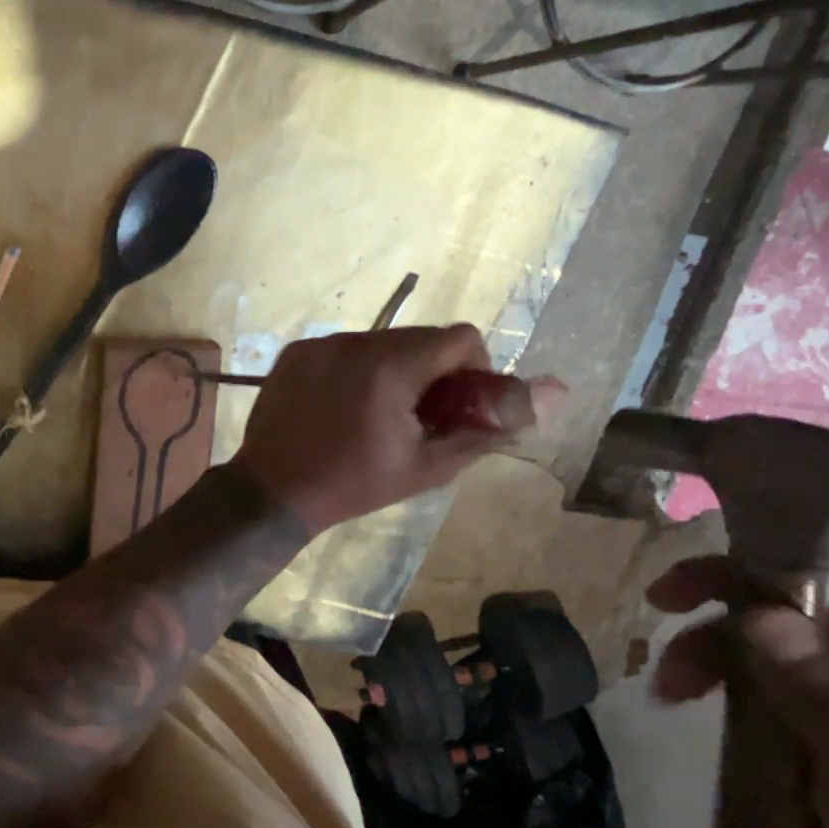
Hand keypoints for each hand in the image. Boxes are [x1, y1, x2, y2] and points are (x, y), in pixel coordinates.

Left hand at [226, 324, 529, 532]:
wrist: (272, 490)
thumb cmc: (354, 483)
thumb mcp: (430, 464)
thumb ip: (490, 424)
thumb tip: (557, 391)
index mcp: (390, 365)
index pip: (460, 337)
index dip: (473, 369)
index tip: (456, 405)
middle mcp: (353, 342)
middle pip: (419, 337)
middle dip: (433, 371)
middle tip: (420, 416)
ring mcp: (318, 344)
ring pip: (380, 341)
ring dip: (394, 368)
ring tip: (379, 415)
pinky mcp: (293, 353)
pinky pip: (342, 348)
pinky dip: (355, 369)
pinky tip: (342, 408)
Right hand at [650, 547, 828, 827]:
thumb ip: (820, 695)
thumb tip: (762, 610)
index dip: (797, 549)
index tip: (723, 558)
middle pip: (814, 599)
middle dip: (727, 598)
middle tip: (660, 602)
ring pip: (788, 638)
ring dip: (717, 646)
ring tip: (667, 686)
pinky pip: (786, 677)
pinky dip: (733, 678)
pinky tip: (690, 698)